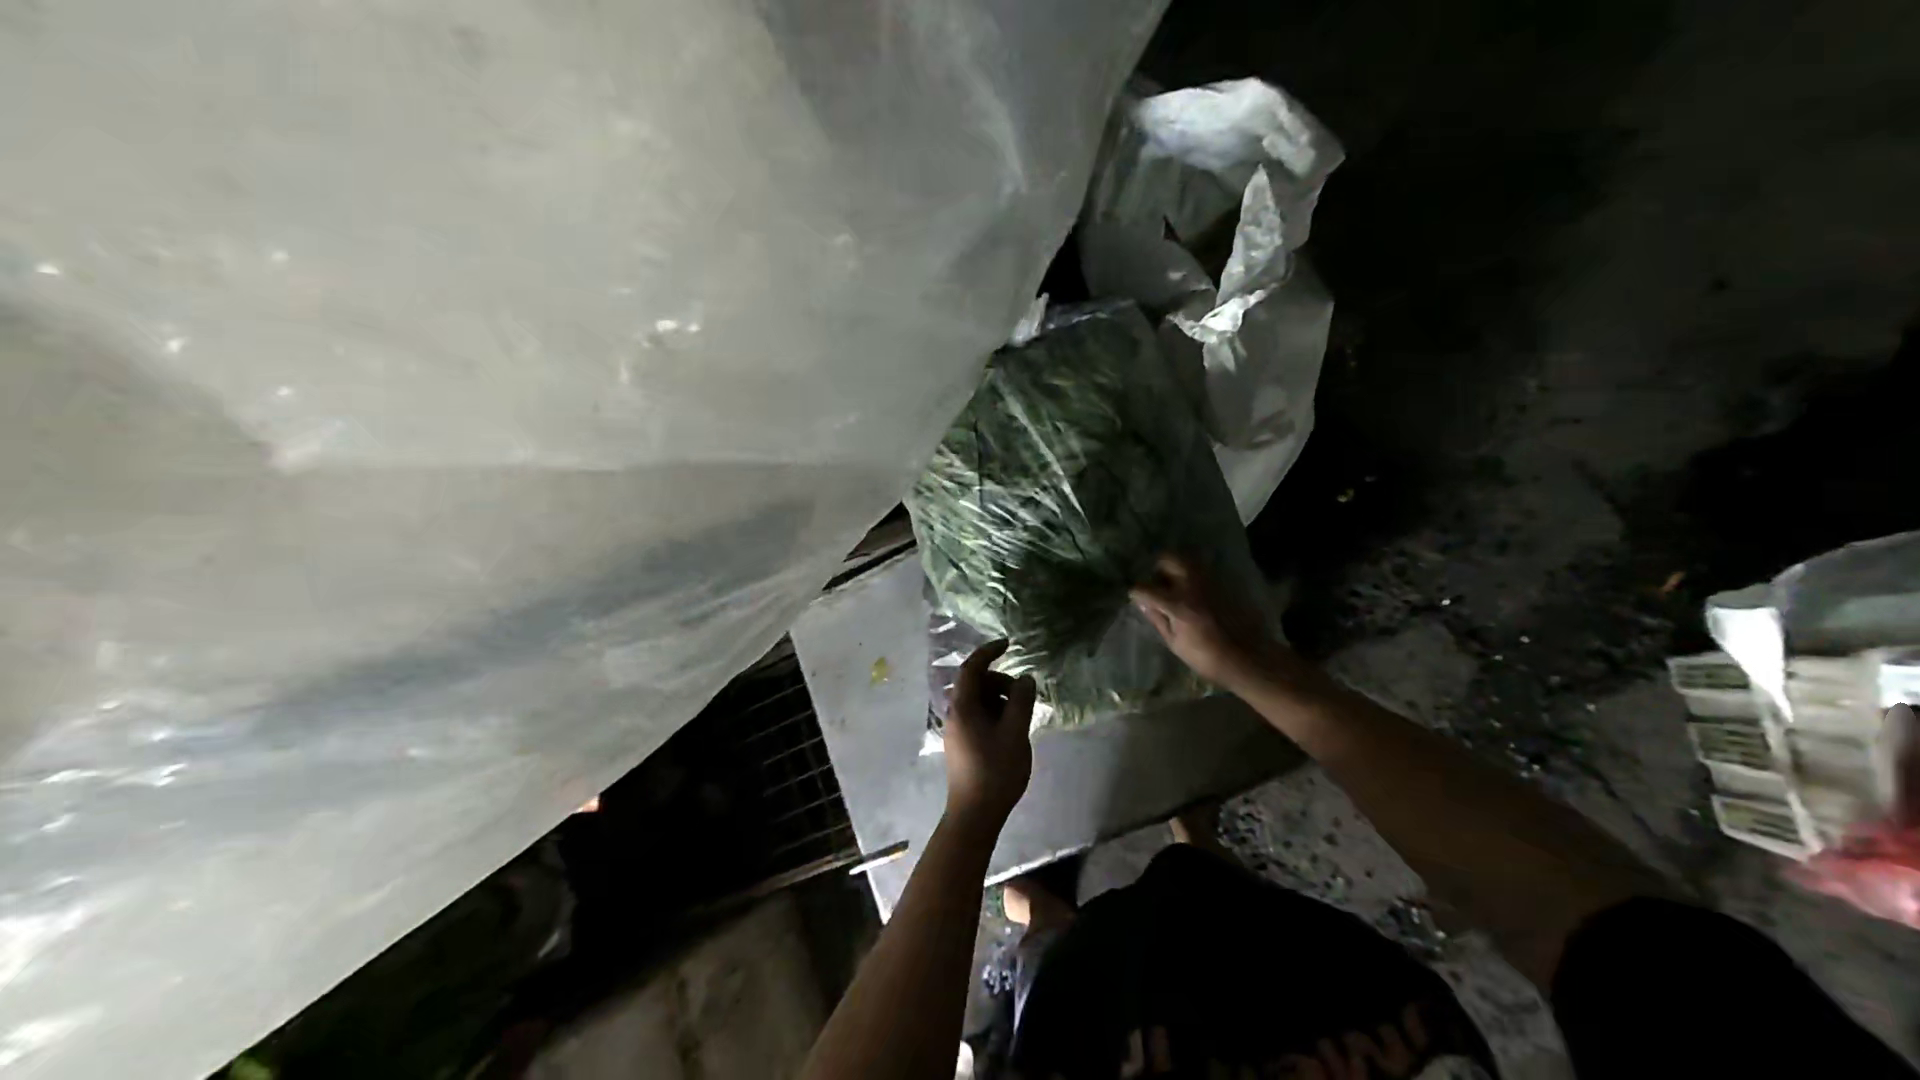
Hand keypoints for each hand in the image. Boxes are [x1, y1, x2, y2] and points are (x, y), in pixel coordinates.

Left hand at [943, 640, 1035, 828]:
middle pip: (975, 684)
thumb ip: (1021, 701)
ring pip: (977, 702)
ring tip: (1020, 718)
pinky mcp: (961, 744)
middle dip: (1000, 682)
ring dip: (999, 700)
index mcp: (962, 706)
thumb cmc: (995, 770)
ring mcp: (955, 730)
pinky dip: (995, 714)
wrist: (975, 814)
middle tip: (1023, 695)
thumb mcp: (1015, 732)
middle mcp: (954, 713)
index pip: (972, 667)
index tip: (1008, 644)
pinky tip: (1011, 731)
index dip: (989, 652)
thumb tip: (1025, 678)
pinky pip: (977, 717)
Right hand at [1130, 554, 1281, 690]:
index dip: (1136, 592)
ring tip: (1173, 584)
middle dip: (1157, 569)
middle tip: (1156, 584)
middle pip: (1167, 559)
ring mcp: (1209, 581)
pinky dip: (1191, 574)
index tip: (1135, 598)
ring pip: (1186, 559)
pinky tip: (1191, 590)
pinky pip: (1201, 569)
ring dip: (1175, 567)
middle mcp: (1192, 586)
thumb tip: (1143, 604)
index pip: (1145, 588)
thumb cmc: (1207, 657)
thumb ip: (1158, 619)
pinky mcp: (1222, 583)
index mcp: (1177, 604)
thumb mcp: (1175, 643)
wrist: (1249, 657)